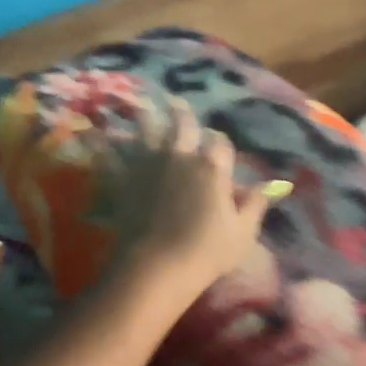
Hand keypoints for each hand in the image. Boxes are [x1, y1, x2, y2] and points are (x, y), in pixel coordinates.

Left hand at [100, 97, 286, 300]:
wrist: (157, 265)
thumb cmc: (206, 252)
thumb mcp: (241, 232)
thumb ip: (255, 205)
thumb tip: (274, 186)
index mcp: (211, 167)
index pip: (220, 143)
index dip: (219, 143)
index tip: (217, 146)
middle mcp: (180, 155)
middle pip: (182, 125)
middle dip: (181, 112)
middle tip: (175, 101)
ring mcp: (148, 163)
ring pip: (146, 129)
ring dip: (144, 115)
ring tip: (139, 102)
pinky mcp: (123, 176)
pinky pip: (110, 154)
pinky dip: (101, 142)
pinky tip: (92, 132)